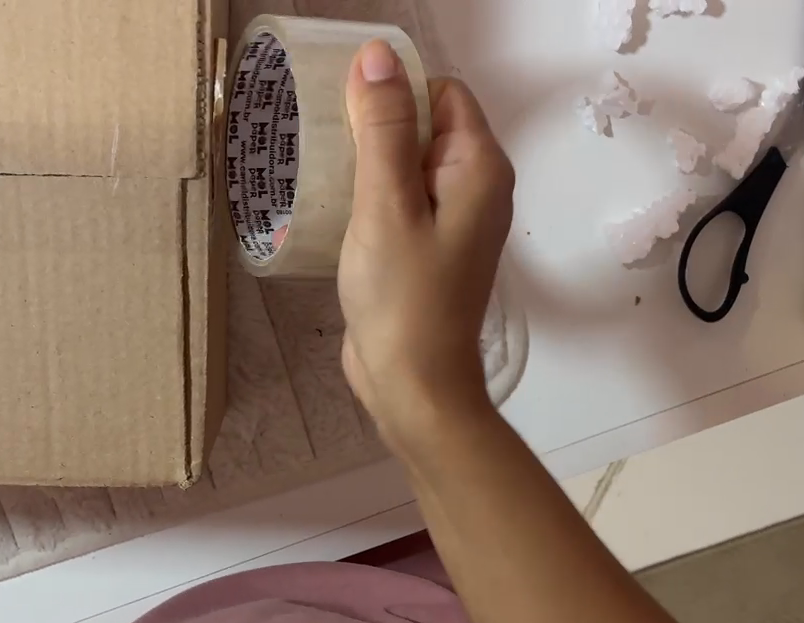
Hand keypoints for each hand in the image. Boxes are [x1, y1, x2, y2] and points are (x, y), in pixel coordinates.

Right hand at [337, 40, 514, 454]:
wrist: (412, 387)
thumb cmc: (402, 299)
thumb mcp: (386, 207)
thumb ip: (383, 130)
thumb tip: (378, 55)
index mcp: (479, 169)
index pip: (441, 93)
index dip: (395, 90)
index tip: (344, 112)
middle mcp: (475, 192)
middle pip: (425, 130)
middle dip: (377, 129)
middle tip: (325, 145)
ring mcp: (452, 227)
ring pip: (408, 171)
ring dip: (369, 168)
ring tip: (324, 177)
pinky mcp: (427, 256)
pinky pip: (401, 208)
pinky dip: (371, 203)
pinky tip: (337, 214)